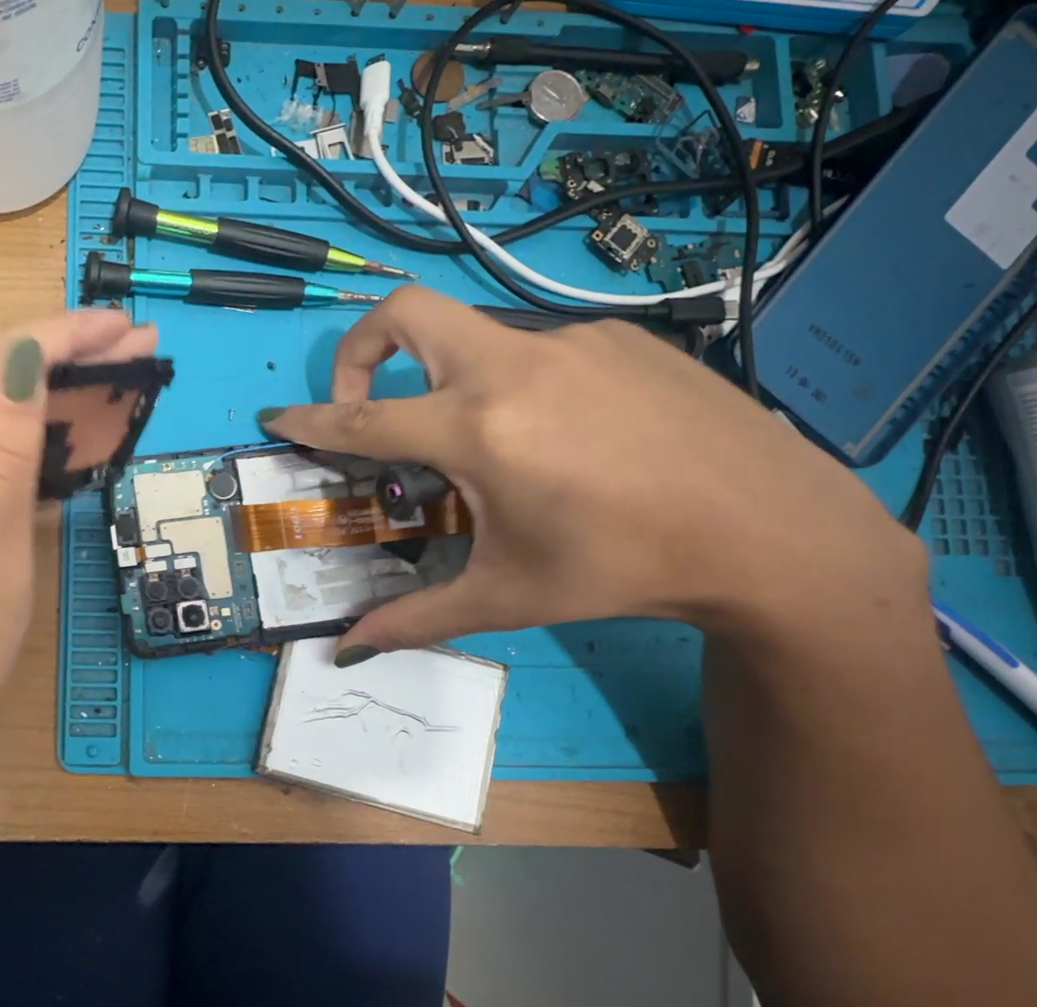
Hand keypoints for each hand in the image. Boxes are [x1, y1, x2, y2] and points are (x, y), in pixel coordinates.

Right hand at [260, 288, 920, 656]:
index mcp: (478, 429)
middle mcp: (513, 366)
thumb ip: (415, 617)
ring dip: (448, 379)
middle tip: (362, 397)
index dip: (310, 418)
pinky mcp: (619, 336)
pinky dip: (514, 384)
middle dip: (360, 345)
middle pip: (406, 311)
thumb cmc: (624, 569)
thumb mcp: (508, 597)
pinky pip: (536, 349)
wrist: (773, 531)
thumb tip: (345, 650)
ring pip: (474, 337)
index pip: (363, 415)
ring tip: (488, 447)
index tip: (278, 417)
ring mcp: (571, 342)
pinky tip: (562, 437)